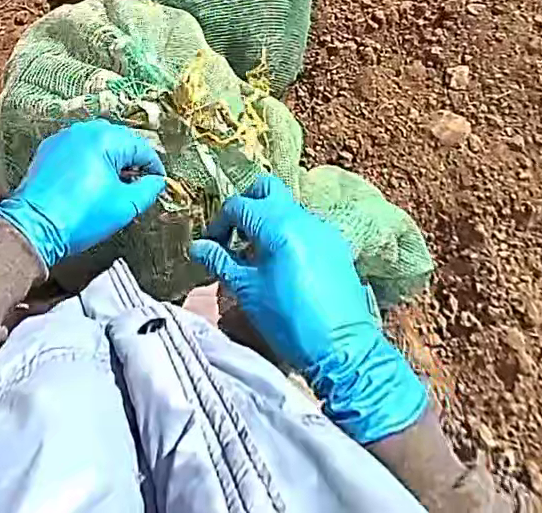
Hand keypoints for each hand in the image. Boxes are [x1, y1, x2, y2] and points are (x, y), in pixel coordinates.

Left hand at [0, 120, 167, 267]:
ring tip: (114, 183)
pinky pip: (77, 148)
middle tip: (138, 184)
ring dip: (110, 159)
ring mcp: (64, 138)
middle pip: (119, 140)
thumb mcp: (124, 206)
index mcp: (105, 138)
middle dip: (131, 160)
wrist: (34, 226)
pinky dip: (88, 160)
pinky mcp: (48, 149)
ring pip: (97, 142)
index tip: (157, 183)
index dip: (153, 167)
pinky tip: (90, 181)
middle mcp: (84, 130)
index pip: (141, 147)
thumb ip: (148, 190)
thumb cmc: (80, 216)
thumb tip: (156, 182)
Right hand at [188, 175, 427, 443]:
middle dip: (246, 203)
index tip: (212, 245)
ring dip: (267, 220)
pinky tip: (281, 264)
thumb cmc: (290, 322)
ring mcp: (322, 229)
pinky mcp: (336, 244)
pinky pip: (305, 226)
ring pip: (287, 207)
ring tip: (256, 254)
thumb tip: (198, 246)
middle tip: (236, 233)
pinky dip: (288, 233)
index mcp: (277, 225)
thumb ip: (220, 261)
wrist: (344, 353)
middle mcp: (302, 218)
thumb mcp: (247, 290)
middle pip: (266, 188)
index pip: (238, 205)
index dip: (219, 223)